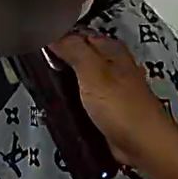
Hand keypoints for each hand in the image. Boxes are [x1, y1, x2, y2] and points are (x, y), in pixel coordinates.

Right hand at [47, 30, 177, 168]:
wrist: (142, 145)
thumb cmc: (122, 107)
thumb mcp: (93, 71)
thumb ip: (74, 50)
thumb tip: (54, 34)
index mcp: (111, 51)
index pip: (79, 34)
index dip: (58, 36)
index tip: (35, 44)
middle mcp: (112, 67)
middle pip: (79, 57)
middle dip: (58, 62)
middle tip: (35, 68)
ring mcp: (109, 91)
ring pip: (79, 81)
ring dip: (63, 85)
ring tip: (41, 88)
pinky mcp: (106, 112)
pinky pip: (82, 102)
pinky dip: (71, 103)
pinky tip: (57, 108)